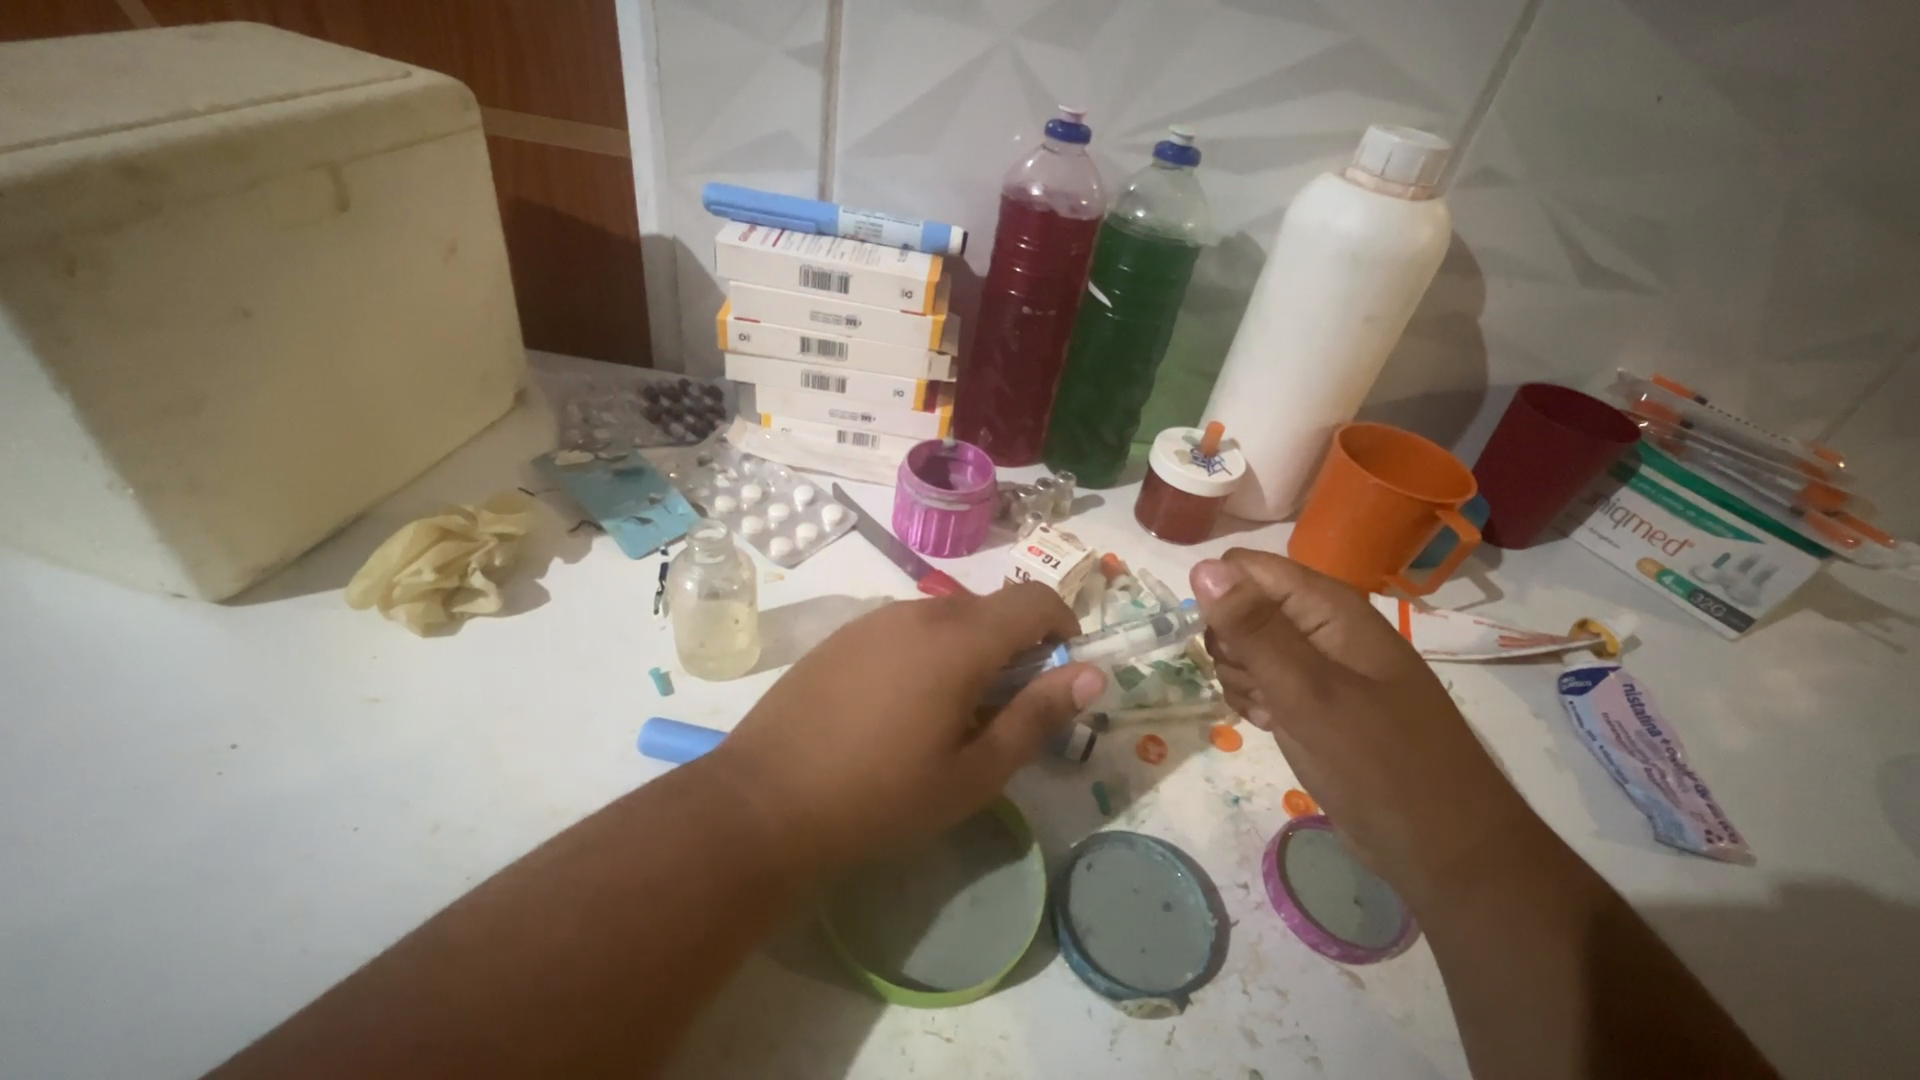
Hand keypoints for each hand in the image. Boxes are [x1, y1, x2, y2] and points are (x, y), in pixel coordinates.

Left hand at [705, 583, 1105, 871]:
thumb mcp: (974, 771)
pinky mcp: (840, 637)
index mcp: (959, 640)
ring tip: (948, 718)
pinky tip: (898, 711)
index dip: (1062, 627)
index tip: (1060, 675)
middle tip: (1004, 713)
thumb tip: (1091, 675)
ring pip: (945, 620)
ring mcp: (872, 620)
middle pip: (990, 609)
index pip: (1034, 600)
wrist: (763, 803)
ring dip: (968, 652)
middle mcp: (917, 612)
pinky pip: (903, 631)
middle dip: (1015, 647)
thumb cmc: (881, 797)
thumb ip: (1037, 716)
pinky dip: (925, 655)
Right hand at [1192, 549, 1543, 907]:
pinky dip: (1255, 701)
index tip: (1227, 647)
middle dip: (1231, 645)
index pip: (1246, 568)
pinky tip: (1273, 726)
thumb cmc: (1380, 764)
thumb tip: (1201, 566)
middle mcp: (1322, 626)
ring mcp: (1317, 665)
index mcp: (1330, 607)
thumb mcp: (1309, 693)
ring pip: (1244, 647)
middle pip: (1240, 606)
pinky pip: (1260, 681)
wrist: (1442, 847)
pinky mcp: (1312, 700)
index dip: (1223, 600)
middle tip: (1260, 686)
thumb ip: (1254, 628)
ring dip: (1241, 679)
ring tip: (1272, 713)